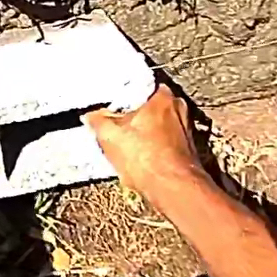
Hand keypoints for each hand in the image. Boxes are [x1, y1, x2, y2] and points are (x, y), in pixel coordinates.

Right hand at [83, 84, 216, 207]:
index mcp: (162, 98)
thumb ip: (97, 120)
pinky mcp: (186, 151)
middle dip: (132, 119)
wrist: (173, 188)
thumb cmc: (147, 158)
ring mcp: (185, 131)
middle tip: (115, 130)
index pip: (138, 89)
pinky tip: (139, 162)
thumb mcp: (109, 135)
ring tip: (126, 149)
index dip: (122, 100)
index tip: (110, 109)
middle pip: (148, 109)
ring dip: (142, 136)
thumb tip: (91, 116)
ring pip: (156, 128)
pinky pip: (163, 145)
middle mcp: (178, 110)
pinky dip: (152, 150)